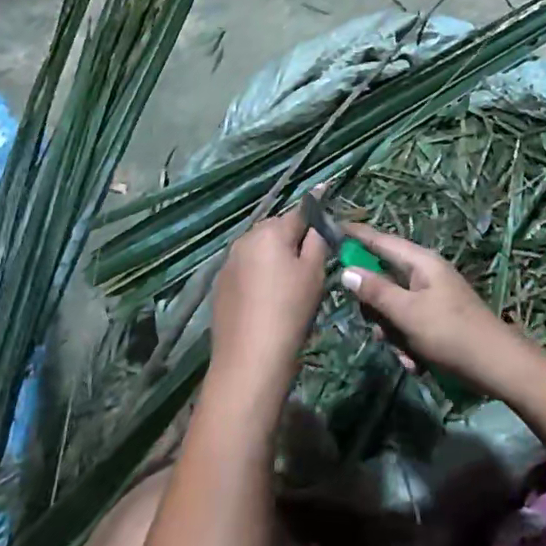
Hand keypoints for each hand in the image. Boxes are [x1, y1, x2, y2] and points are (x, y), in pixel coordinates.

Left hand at [208, 208, 329, 402]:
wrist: (249, 358)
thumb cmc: (289, 311)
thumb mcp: (313, 274)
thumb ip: (317, 241)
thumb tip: (317, 222)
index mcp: (270, 231)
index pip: (299, 210)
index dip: (315, 202)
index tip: (324, 187)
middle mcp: (245, 238)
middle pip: (276, 228)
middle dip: (293, 234)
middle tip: (313, 255)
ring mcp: (228, 261)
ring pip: (259, 248)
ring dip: (274, 253)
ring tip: (290, 278)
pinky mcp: (220, 283)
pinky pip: (246, 267)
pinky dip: (259, 271)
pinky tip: (267, 294)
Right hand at [339, 224, 530, 386]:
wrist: (498, 368)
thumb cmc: (451, 333)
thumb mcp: (408, 313)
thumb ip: (375, 291)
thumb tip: (347, 270)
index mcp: (420, 263)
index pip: (380, 240)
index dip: (356, 234)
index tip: (332, 229)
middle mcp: (424, 275)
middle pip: (382, 280)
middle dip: (377, 310)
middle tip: (380, 330)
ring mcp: (431, 297)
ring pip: (392, 308)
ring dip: (393, 333)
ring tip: (407, 354)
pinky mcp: (436, 319)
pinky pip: (407, 325)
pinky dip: (408, 344)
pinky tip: (417, 363)